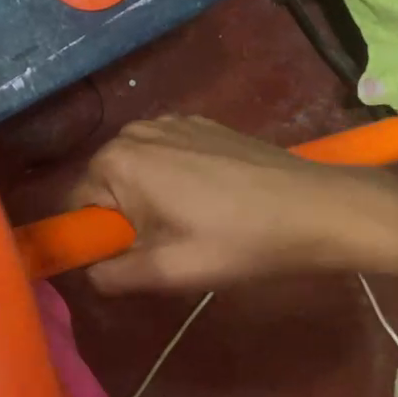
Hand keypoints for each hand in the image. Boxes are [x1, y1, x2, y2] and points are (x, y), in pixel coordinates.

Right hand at [68, 117, 397, 292]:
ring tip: (193, 226)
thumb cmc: (242, 241)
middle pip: (104, 185)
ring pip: (135, 171)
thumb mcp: (171, 271)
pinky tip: (212, 201)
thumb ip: (113, 274)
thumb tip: (86, 273)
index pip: (75, 205)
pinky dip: (173, 179)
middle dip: (124, 218)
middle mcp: (133, 131)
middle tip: (166, 249)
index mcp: (117, 162)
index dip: (95, 238)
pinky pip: (163, 157)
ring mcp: (169, 122)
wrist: (322, 207)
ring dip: (149, 201)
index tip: (127, 260)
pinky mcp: (199, 123)